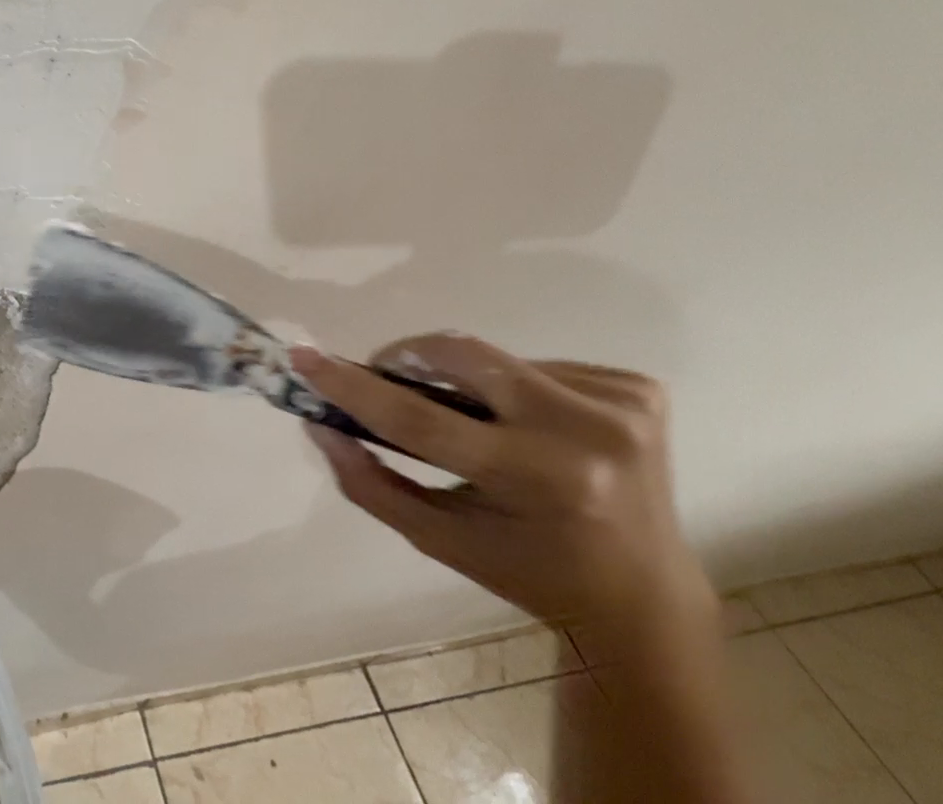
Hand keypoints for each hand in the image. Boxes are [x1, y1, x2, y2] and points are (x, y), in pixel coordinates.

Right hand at [292, 334, 716, 637]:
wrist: (641, 591)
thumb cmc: (525, 570)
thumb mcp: (437, 538)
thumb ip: (370, 482)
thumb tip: (318, 426)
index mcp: (535, 479)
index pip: (421, 419)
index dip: (354, 386)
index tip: (305, 358)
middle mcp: (586, 432)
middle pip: (465, 358)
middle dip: (409, 359)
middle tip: (384, 378)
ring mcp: (623, 405)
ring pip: (501, 360)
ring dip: (467, 382)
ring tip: (476, 426)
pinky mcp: (642, 389)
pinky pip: (543, 366)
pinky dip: (515, 387)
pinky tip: (527, 427)